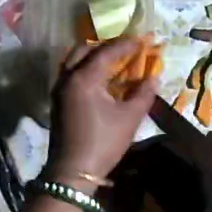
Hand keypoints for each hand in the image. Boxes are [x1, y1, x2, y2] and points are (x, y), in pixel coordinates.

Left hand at [46, 37, 158, 191]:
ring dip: (93, 57)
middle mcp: (68, 78)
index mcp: (84, 78)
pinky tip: (102, 79)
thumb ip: (143, 94)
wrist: (72, 172)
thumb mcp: (129, 118)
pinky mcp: (58, 101)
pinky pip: (72, 74)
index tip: (142, 39)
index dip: (126, 44)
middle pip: (84, 49)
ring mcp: (59, 89)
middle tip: (126, 49)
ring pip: (74, 61)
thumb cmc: (103, 142)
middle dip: (106, 46)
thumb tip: (153, 77)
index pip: (107, 52)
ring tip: (115, 62)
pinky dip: (86, 69)